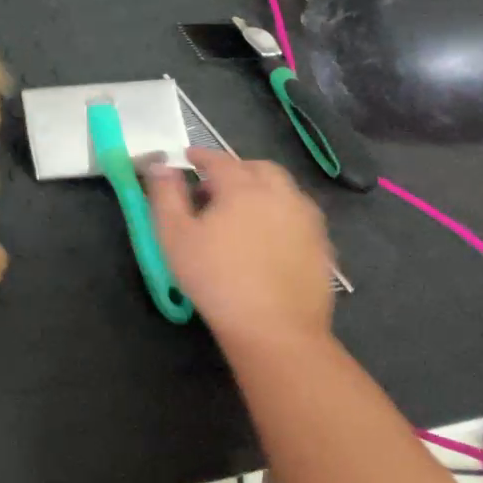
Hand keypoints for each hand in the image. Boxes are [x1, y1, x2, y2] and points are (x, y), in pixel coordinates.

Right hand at [146, 149, 334, 345]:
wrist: (274, 327)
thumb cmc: (213, 274)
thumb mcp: (173, 233)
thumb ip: (165, 193)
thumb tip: (160, 165)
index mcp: (244, 190)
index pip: (221, 160)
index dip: (201, 156)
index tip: (186, 157)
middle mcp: (283, 198)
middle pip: (262, 169)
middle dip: (237, 168)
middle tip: (212, 183)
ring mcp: (308, 224)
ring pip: (286, 192)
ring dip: (261, 189)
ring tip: (237, 210)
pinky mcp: (322, 249)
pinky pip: (299, 217)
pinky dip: (279, 213)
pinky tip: (262, 236)